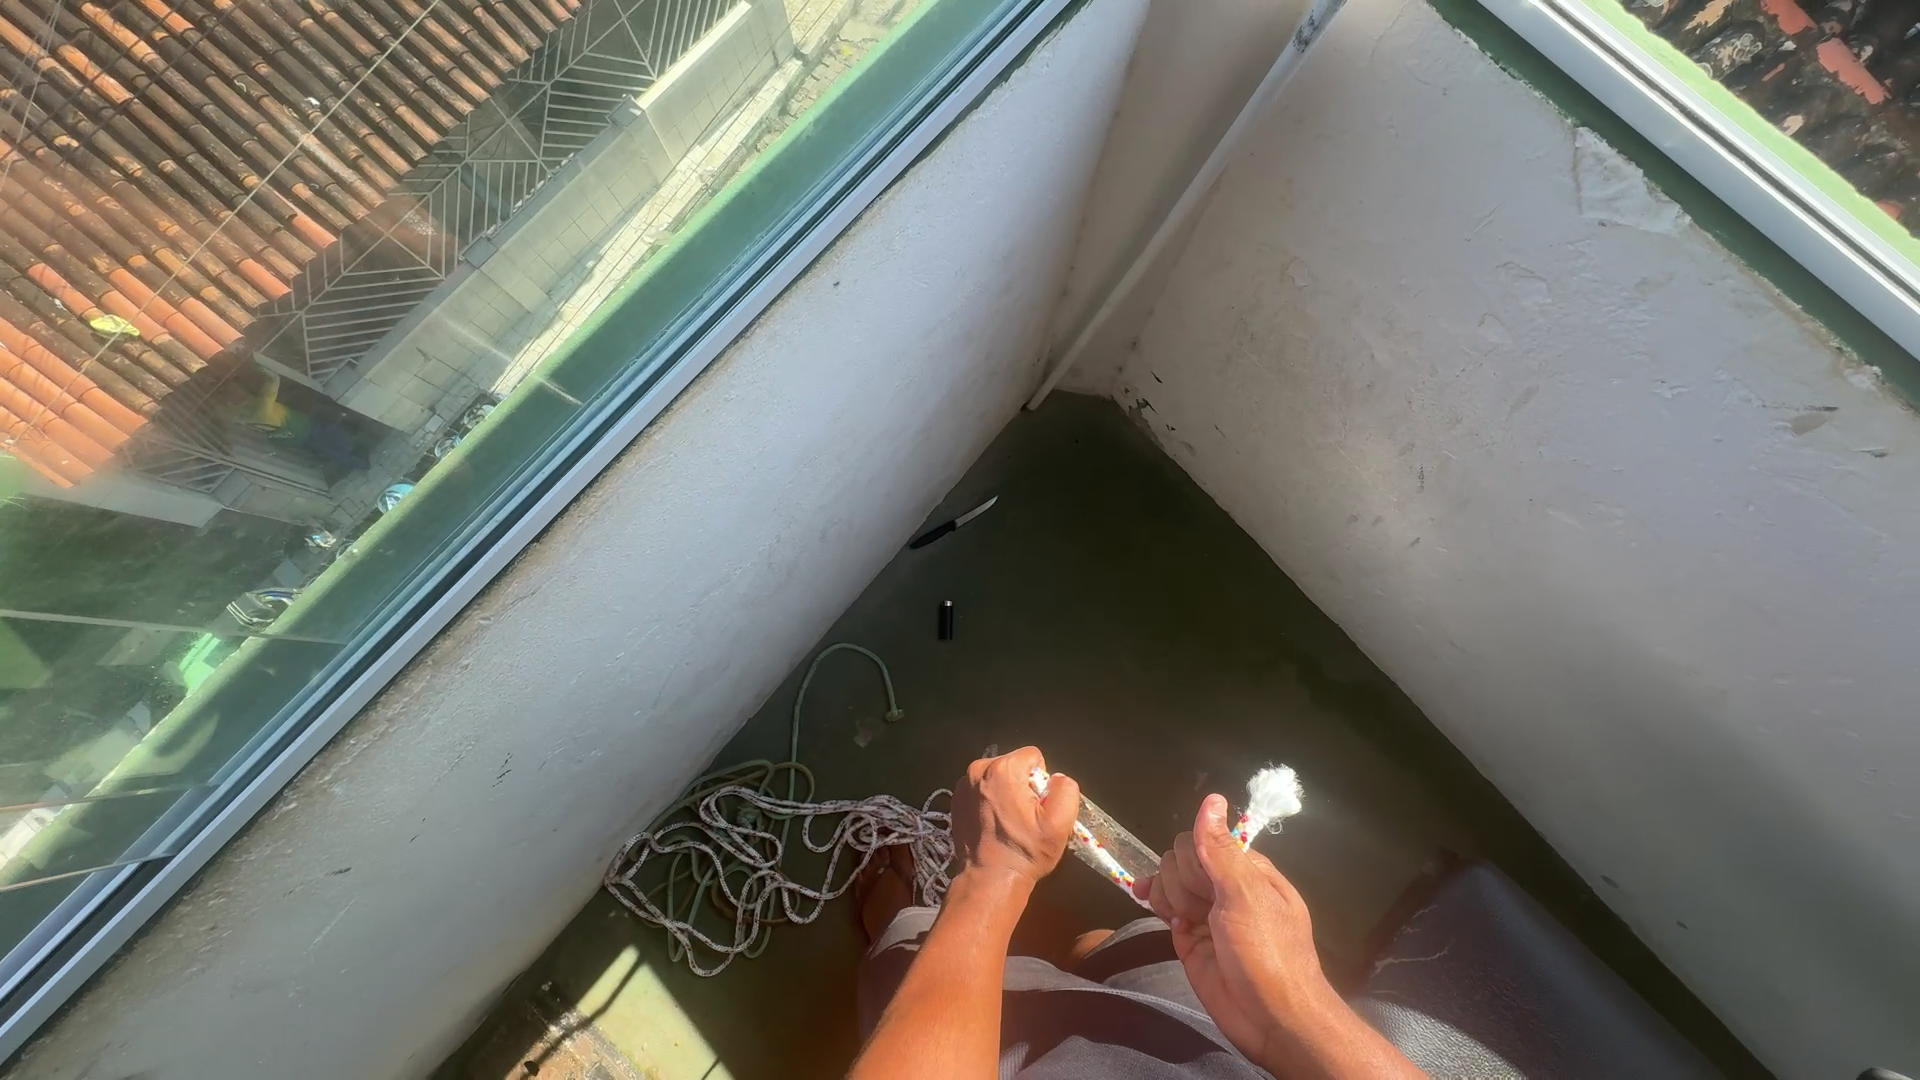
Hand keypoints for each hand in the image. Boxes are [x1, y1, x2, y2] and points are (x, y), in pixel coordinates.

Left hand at [950, 746, 1080, 892]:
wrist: (989, 878)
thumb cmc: (1025, 851)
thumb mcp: (1060, 823)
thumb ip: (1066, 789)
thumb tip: (1057, 778)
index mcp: (1003, 768)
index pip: (1033, 757)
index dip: (1041, 781)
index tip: (1036, 806)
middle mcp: (979, 769)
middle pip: (1013, 764)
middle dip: (1022, 785)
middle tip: (1024, 816)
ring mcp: (964, 783)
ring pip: (997, 775)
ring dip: (1005, 791)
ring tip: (1008, 821)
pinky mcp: (956, 798)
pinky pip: (981, 787)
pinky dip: (988, 800)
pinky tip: (993, 823)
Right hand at [1135, 795, 1348, 1071]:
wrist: (1273, 1022)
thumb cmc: (1267, 954)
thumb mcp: (1245, 896)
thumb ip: (1220, 849)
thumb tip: (1212, 799)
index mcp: (1246, 870)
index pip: (1201, 839)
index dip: (1194, 860)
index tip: (1206, 887)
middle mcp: (1224, 887)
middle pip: (1180, 858)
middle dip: (1180, 880)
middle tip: (1200, 911)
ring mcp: (1206, 913)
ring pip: (1169, 880)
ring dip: (1167, 894)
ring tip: (1182, 920)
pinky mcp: (1190, 939)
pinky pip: (1164, 907)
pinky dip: (1155, 902)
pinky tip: (1147, 902)